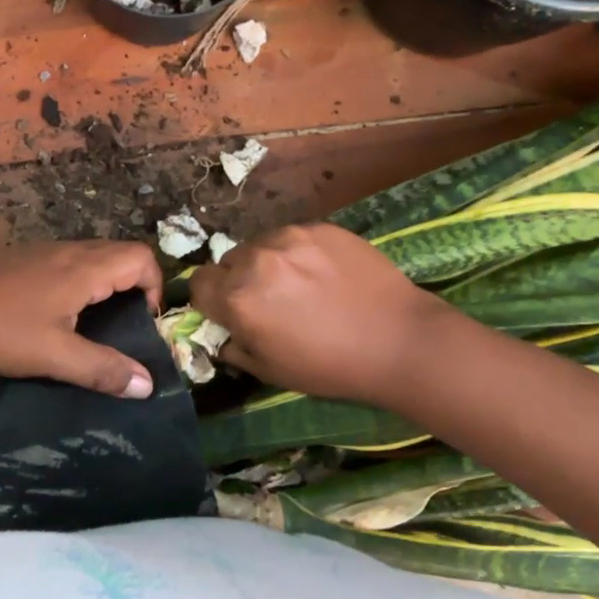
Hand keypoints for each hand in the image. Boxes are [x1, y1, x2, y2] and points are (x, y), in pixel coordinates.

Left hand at [0, 241, 160, 398]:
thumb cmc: (4, 334)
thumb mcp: (57, 357)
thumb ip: (104, 370)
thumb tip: (147, 384)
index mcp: (81, 268)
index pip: (139, 257)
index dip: (154, 284)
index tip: (144, 320)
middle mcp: (63, 251)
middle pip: (115, 251)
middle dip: (131, 281)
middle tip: (125, 321)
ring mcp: (36, 251)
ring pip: (86, 254)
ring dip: (101, 279)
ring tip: (92, 319)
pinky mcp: (15, 259)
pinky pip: (60, 260)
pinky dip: (73, 278)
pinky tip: (52, 310)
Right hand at [188, 223, 462, 403]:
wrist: (400, 341)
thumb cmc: (331, 366)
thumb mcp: (271, 371)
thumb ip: (235, 348)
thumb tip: (222, 335)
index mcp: (237, 299)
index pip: (197, 284)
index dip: (210, 299)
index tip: (229, 311)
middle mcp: (255, 262)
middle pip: (226, 263)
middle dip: (238, 280)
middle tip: (268, 301)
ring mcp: (288, 239)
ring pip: (258, 246)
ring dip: (266, 263)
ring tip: (299, 285)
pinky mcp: (318, 227)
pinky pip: (291, 237)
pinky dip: (297, 253)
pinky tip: (323, 274)